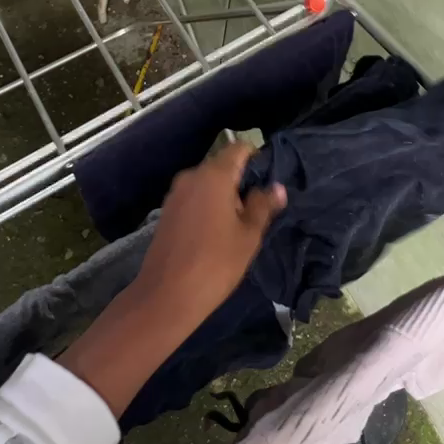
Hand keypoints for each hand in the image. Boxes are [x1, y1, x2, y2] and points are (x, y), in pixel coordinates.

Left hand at [58, 143, 284, 417]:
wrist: (166, 295)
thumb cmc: (215, 263)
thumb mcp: (248, 236)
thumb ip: (263, 206)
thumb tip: (276, 187)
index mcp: (214, 175)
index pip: (239, 148)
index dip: (257, 158)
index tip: (269, 180)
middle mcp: (192, 175)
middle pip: (222, 165)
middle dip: (241, 181)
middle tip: (257, 209)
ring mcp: (176, 192)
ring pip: (207, 182)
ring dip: (224, 195)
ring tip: (238, 225)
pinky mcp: (167, 210)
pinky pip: (194, 196)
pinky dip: (207, 205)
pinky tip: (215, 232)